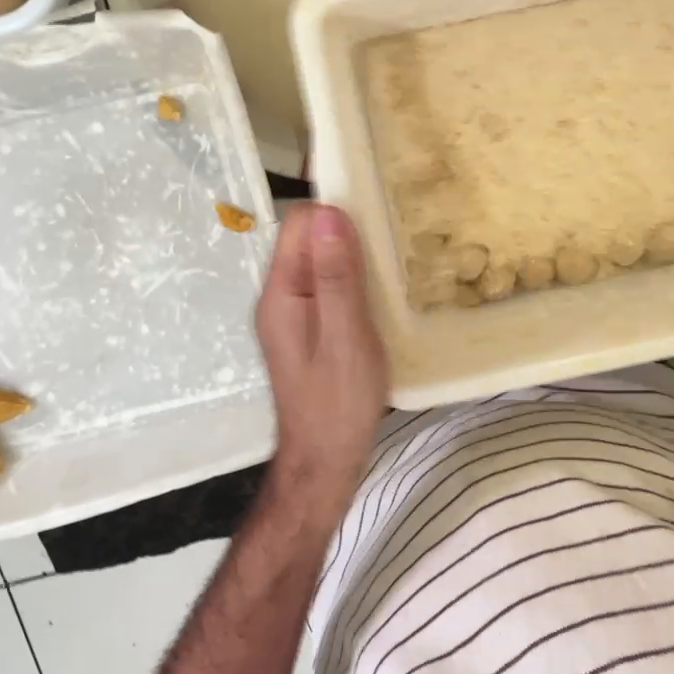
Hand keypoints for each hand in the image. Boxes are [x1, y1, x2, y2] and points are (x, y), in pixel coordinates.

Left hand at [254, 204, 388, 501]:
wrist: (324, 461)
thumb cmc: (338, 403)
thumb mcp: (345, 337)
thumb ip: (336, 277)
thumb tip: (329, 212)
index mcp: (281, 294)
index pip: (298, 225)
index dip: (335, 214)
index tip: (379, 218)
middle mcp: (279, 298)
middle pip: (306, 240)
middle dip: (346, 232)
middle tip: (394, 242)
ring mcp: (292, 315)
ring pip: (319, 263)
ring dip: (352, 257)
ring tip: (394, 262)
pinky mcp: (309, 330)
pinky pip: (326, 287)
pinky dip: (351, 281)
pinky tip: (380, 293)